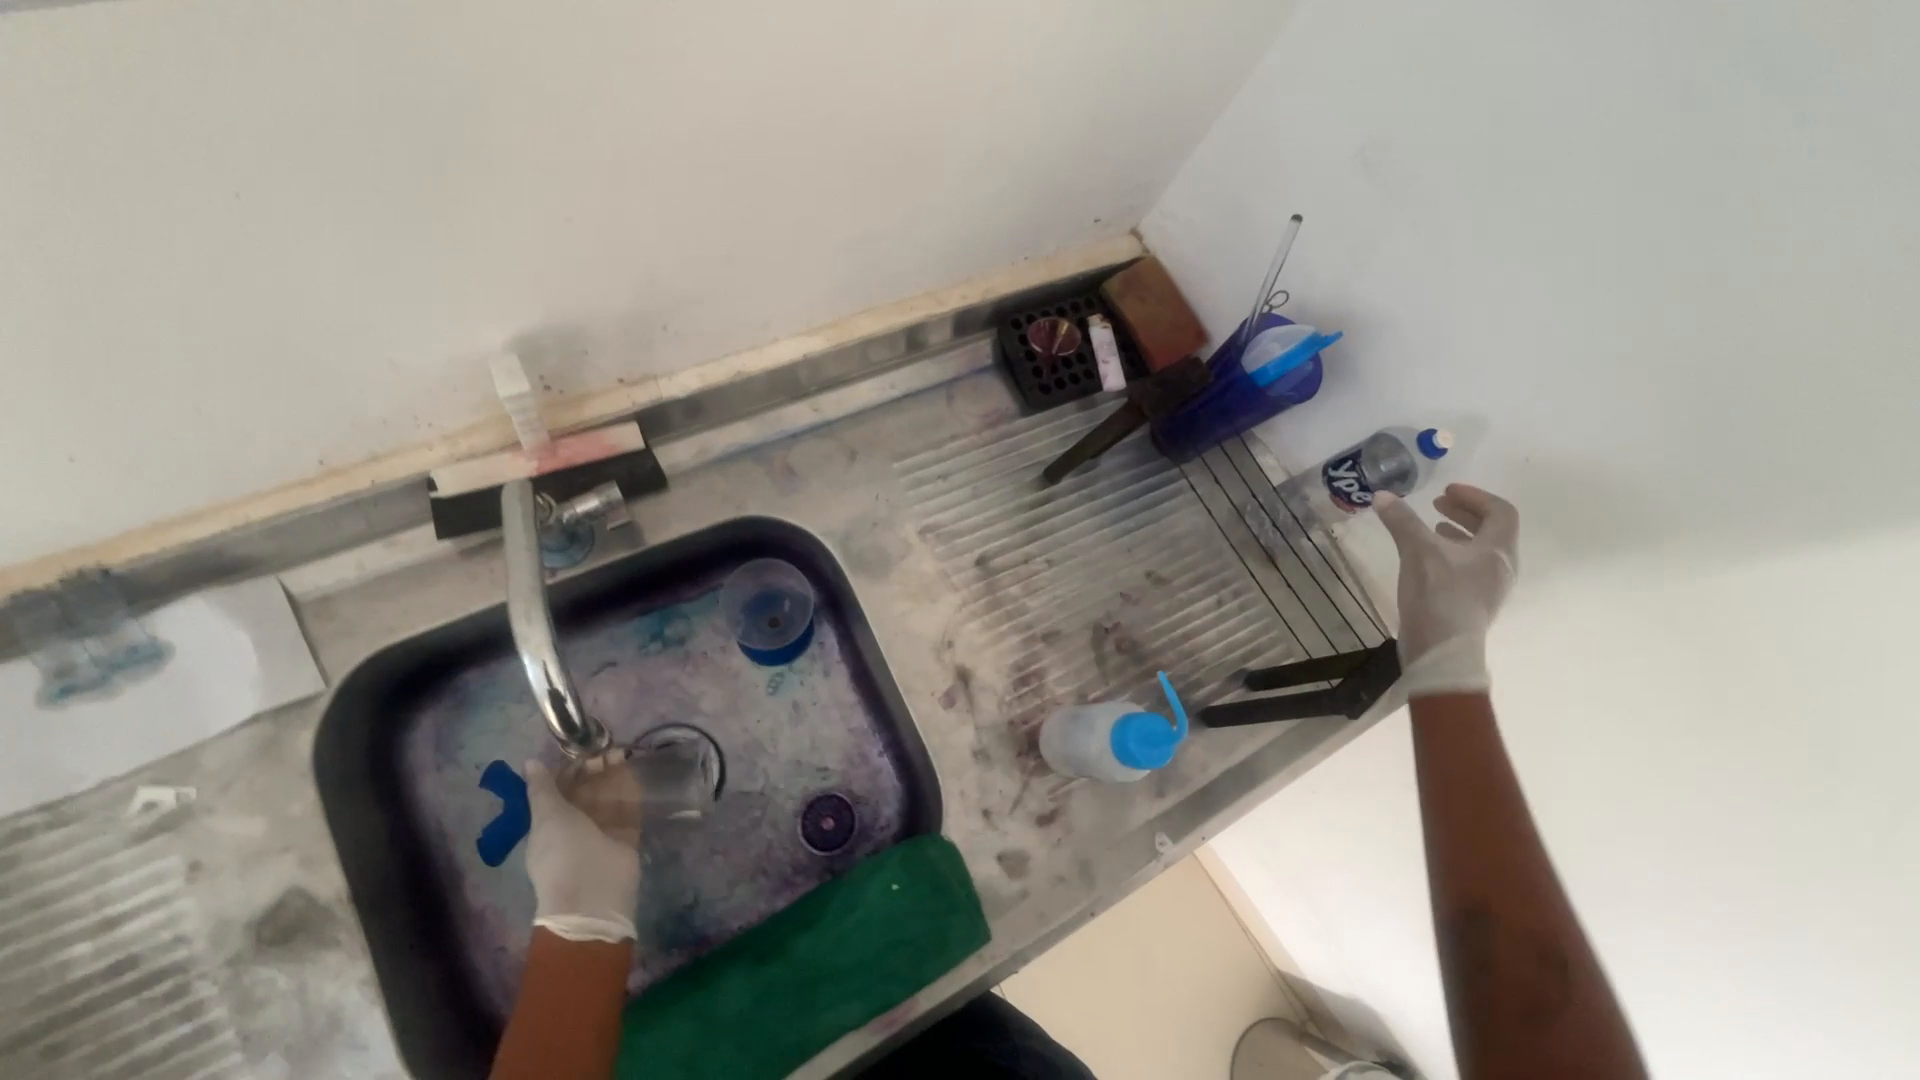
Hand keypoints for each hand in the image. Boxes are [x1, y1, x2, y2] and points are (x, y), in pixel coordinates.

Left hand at [523, 749, 642, 943]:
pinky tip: (631, 769)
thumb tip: (529, 761)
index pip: (561, 790)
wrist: (593, 893)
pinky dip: (629, 789)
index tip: (580, 748)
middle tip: (602, 748)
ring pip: (609, 797)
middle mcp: (576, 827)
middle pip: (587, 791)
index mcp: (551, 824)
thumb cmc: (562, 851)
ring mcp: (603, 832)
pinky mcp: (626, 836)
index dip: (570, 769)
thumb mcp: (546, 816)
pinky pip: (628, 808)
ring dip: (612, 775)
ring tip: (618, 752)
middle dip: (593, 769)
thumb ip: (541, 787)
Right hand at [1375, 484, 1518, 698]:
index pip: (1500, 512)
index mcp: (1498, 550)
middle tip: (1437, 504)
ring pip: (1480, 551)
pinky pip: (1470, 568)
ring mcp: (1490, 588)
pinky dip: (1452, 555)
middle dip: (1465, 513)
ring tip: (1432, 529)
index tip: (1446, 491)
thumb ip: (1402, 521)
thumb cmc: (1439, 594)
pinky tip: (1427, 560)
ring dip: (1458, 534)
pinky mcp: (1473, 603)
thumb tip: (1382, 495)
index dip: (1475, 496)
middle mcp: (1502, 567)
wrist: (1442, 650)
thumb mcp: (1417, 551)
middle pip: (1492, 530)